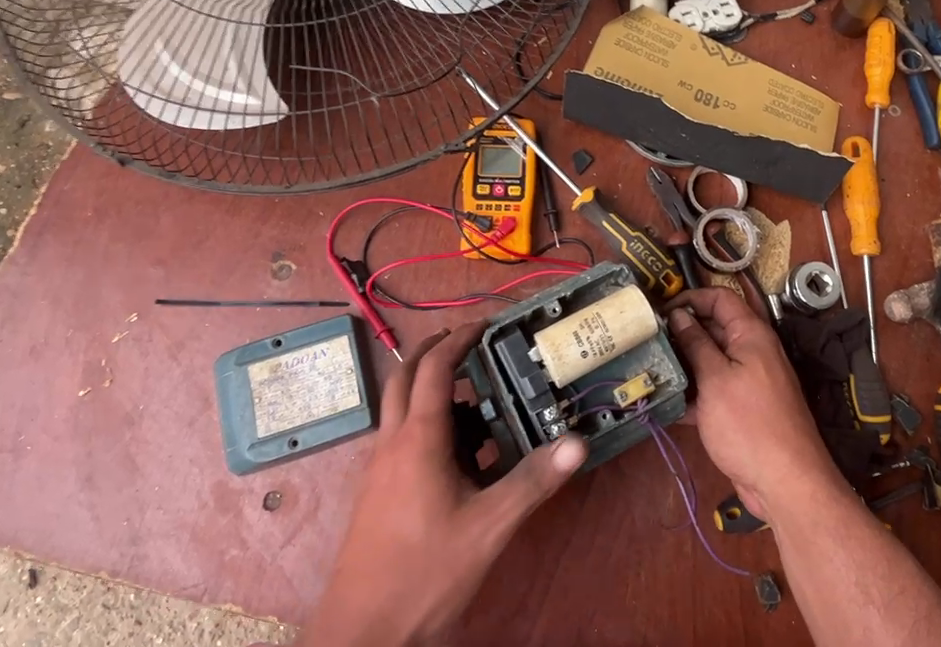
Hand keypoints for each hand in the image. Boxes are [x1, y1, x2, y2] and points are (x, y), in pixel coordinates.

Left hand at [303, 322, 587, 646]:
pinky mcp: (378, 492)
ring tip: (476, 400)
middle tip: (471, 344)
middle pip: (405, 377)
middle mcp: (392, 442)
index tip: (486, 324)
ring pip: (400, 409)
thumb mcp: (488, 526)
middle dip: (434, 352)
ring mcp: (380, 468)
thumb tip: (576, 443)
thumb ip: (532, 481)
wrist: (364, 631)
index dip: (458, 338)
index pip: (433, 367)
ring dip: (430, 390)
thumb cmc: (425, 570)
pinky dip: (427, 426)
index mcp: (417, 438)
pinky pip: (402, 439)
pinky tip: (461, 458)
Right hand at [665, 288, 842, 520]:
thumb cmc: (749, 424)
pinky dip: (691, 393)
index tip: (660, 311)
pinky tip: (664, 401)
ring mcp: (747, 381)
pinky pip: (712, 390)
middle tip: (646, 340)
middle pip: (713, 328)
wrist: (785, 483)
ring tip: (648, 368)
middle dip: (681, 332)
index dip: (690, 298)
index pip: (720, 298)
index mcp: (751, 335)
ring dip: (683, 364)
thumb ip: (696, 344)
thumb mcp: (716, 379)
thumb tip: (679, 315)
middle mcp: (751, 351)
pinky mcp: (740, 408)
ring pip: (709, 361)